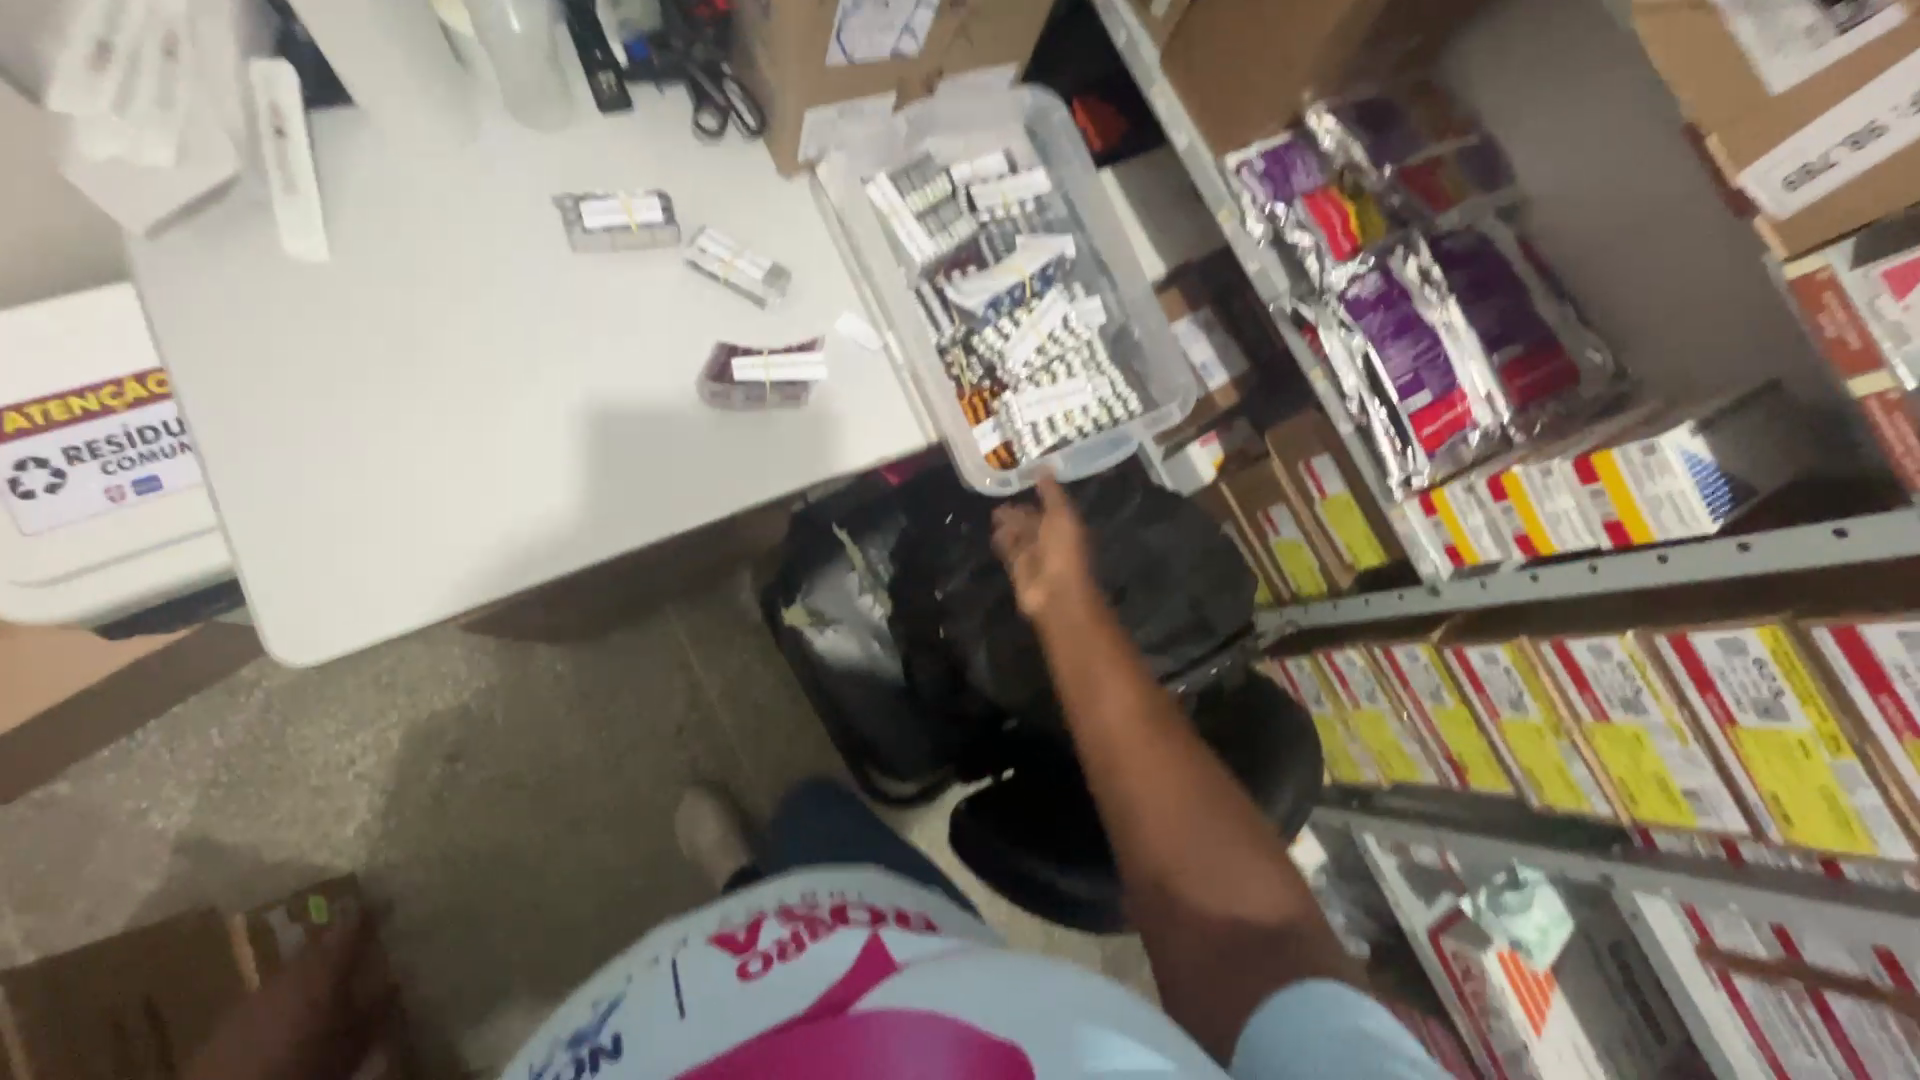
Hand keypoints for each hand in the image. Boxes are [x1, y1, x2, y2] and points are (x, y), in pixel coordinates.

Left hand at [185, 914, 398, 1079]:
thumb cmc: (306, 1068)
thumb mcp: (354, 1044)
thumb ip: (376, 1009)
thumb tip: (394, 982)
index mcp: (323, 971)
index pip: (349, 928)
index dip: (366, 914)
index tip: (382, 903)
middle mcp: (288, 974)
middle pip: (315, 946)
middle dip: (335, 941)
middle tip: (355, 942)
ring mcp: (253, 996)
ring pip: (289, 969)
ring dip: (308, 969)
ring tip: (323, 980)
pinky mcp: (228, 1021)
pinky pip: (266, 995)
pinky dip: (283, 995)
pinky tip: (288, 1014)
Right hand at [991, 473, 1098, 621]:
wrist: (1056, 591)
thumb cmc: (1064, 550)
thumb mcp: (1062, 514)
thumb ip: (1051, 493)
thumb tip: (1043, 468)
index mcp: (1065, 525)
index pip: (1049, 506)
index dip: (1037, 494)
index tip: (1019, 480)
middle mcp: (1050, 539)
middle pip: (1032, 521)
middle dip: (1017, 511)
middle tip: (998, 497)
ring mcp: (1034, 555)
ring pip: (1018, 535)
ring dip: (1007, 524)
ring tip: (993, 513)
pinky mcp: (1018, 569)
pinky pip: (1009, 551)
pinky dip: (1001, 541)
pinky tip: (993, 532)